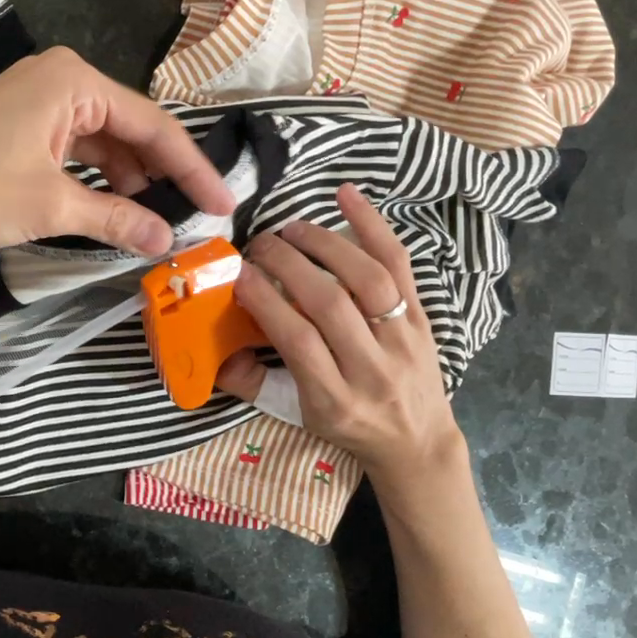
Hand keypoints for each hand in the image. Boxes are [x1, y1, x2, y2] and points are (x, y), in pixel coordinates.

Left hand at [0, 47, 237, 262]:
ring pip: (101, 142)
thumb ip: (115, 218)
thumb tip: (166, 241)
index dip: (191, 169)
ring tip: (156, 221)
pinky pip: (73, 150)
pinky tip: (112, 208)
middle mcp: (59, 79)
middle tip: (192, 217)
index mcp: (74, 80)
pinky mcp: (18, 127)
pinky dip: (94, 180)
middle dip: (160, 175)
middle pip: (129, 129)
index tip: (223, 204)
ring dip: (127, 180)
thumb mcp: (51, 206)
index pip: (152, 126)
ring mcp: (36, 101)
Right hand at [218, 185, 464, 487]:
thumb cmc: (344, 425)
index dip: (266, 301)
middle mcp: (371, 368)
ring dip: (325, 244)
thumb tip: (213, 349)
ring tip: (291, 228)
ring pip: (367, 279)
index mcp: (333, 398)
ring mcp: (403, 340)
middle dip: (287, 265)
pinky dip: (374, 226)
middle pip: (329, 304)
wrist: (416, 441)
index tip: (238, 274)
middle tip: (258, 245)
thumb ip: (251, 383)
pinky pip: (401, 265)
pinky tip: (346, 196)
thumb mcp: (292, 414)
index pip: (297, 340)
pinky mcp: (423, 316)